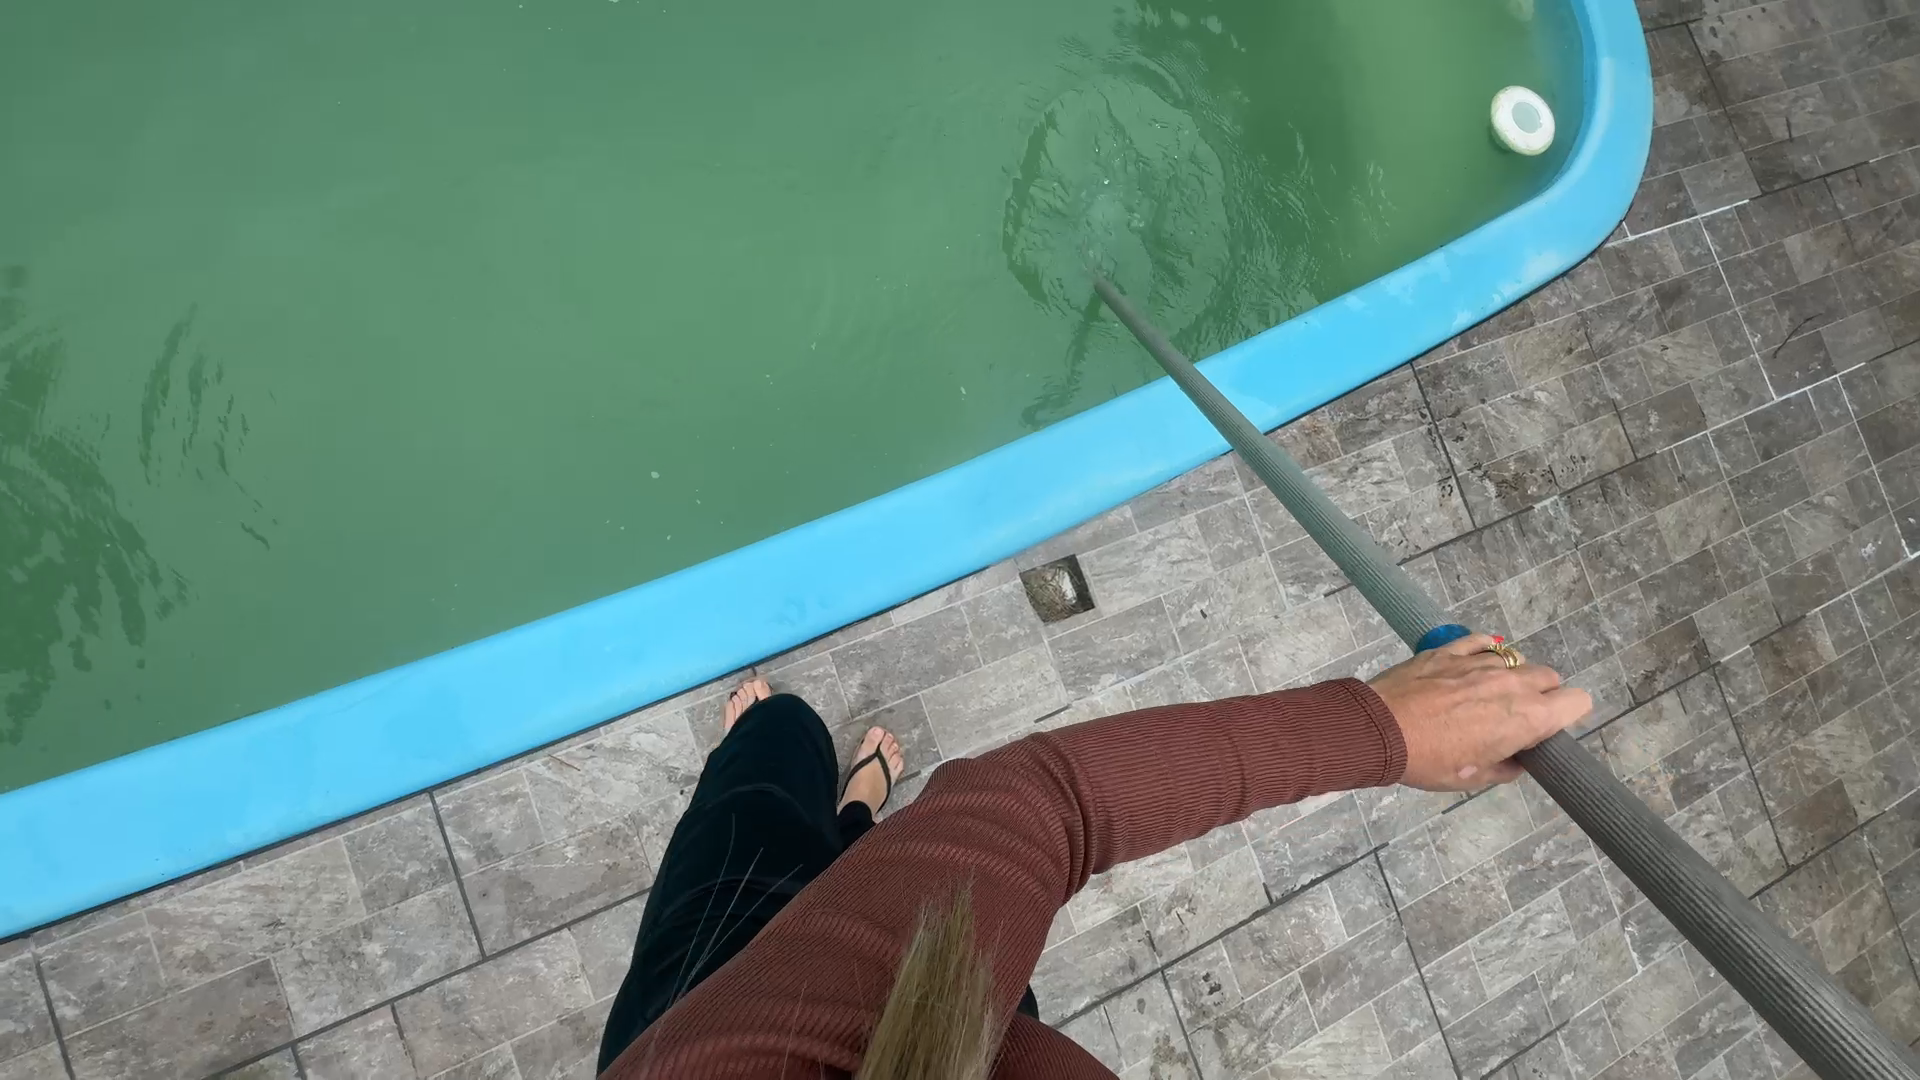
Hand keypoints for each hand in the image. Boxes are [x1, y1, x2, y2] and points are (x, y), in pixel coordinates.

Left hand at [1367, 634, 1590, 791]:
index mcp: (1528, 716)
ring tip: (1484, 690)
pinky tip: (1471, 661)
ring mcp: (1476, 661)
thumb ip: (1507, 765)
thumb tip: (1516, 758)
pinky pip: (1478, 641)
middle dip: (1538, 692)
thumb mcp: (1475, 777)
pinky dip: (1481, 648)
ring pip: (1513, 658)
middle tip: (1512, 711)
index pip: (1577, 701)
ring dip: (1508, 672)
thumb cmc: (1428, 759)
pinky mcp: (1446, 650)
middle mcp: (1511, 682)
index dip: (1564, 713)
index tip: (1542, 726)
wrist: (1378, 728)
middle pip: (1547, 676)